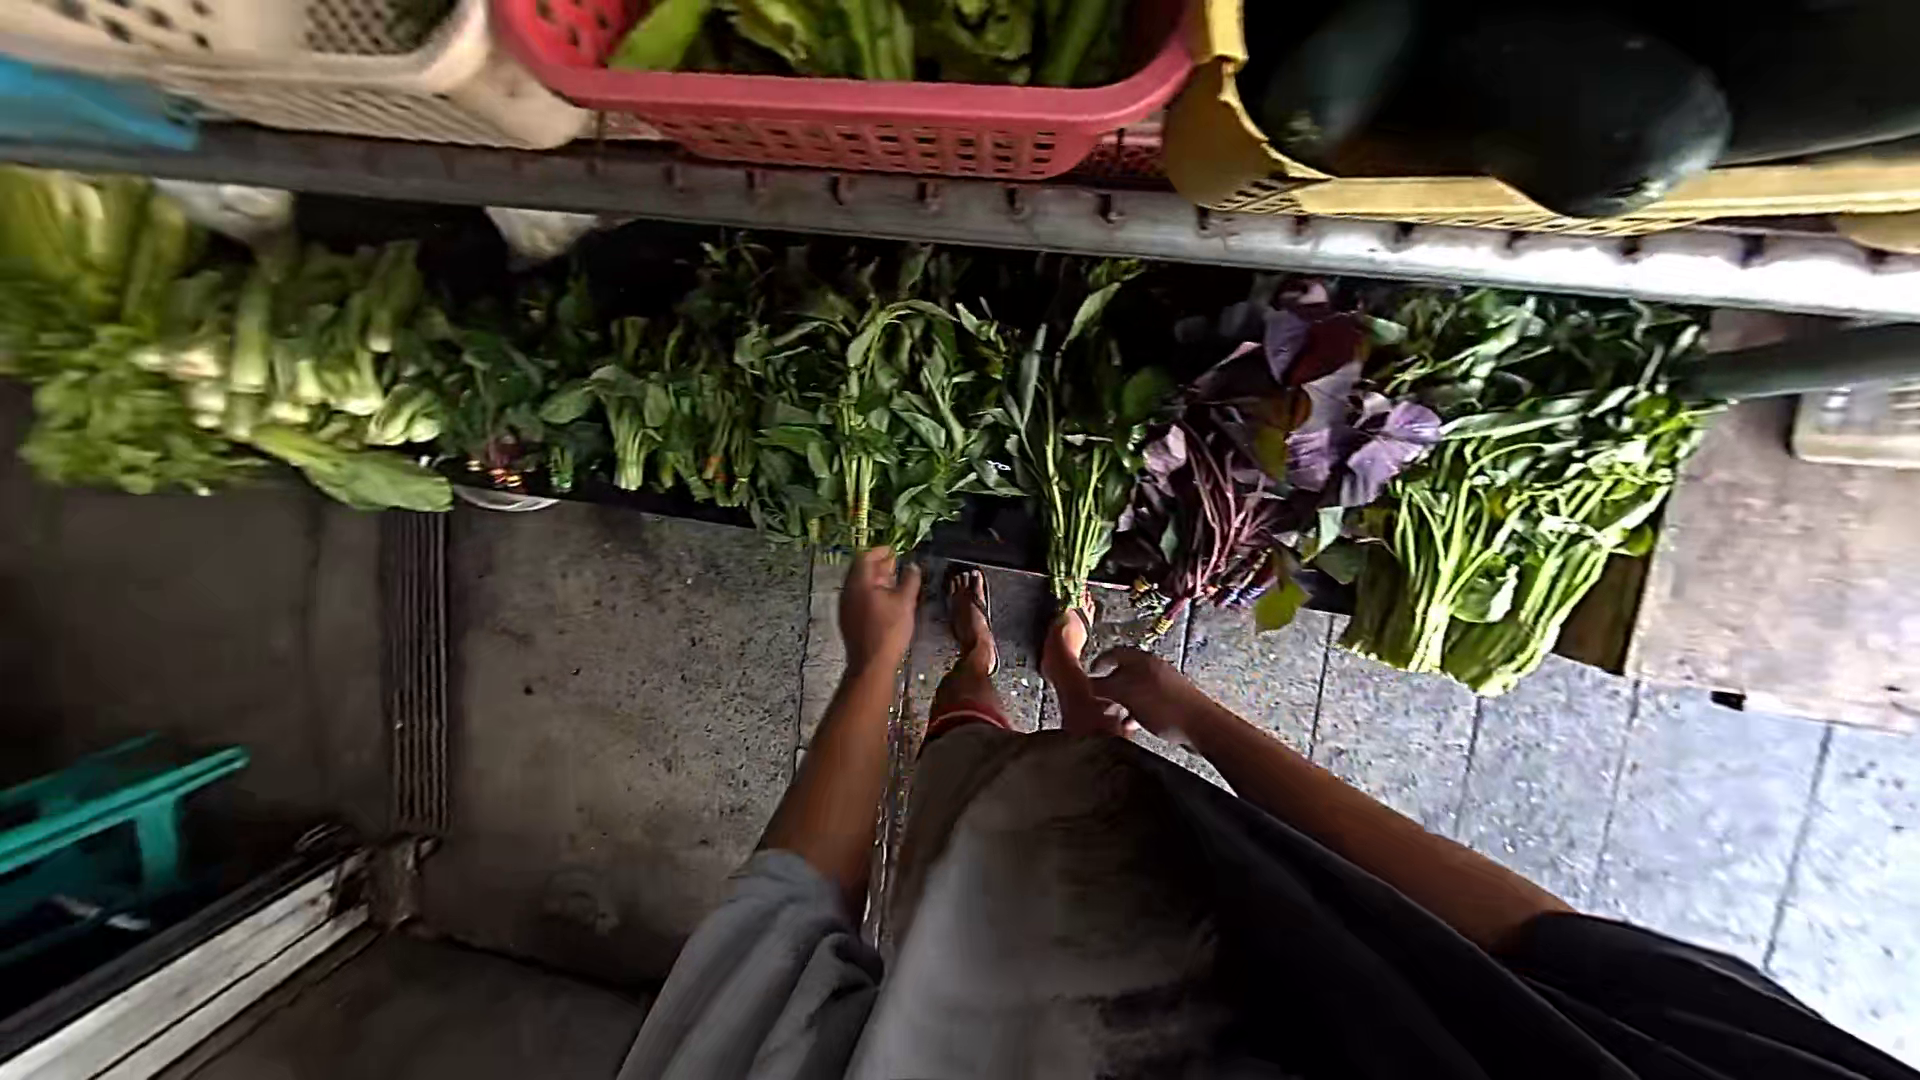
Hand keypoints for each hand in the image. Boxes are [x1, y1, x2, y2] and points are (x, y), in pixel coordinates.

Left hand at [839, 548, 921, 671]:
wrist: (871, 663)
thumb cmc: (889, 631)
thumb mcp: (905, 602)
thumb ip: (910, 580)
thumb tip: (913, 566)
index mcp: (859, 583)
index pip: (865, 557)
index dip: (880, 551)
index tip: (894, 551)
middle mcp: (847, 591)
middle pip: (860, 570)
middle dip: (879, 565)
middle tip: (896, 565)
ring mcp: (845, 606)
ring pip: (858, 584)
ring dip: (875, 579)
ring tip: (894, 582)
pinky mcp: (847, 619)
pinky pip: (857, 597)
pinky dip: (870, 592)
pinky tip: (885, 600)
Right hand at [1088, 647, 1204, 738]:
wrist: (1201, 726)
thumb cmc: (1163, 705)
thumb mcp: (1126, 694)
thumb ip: (1104, 687)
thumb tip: (1088, 685)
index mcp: (1142, 660)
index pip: (1113, 654)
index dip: (1098, 663)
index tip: (1087, 674)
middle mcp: (1153, 668)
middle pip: (1123, 673)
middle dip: (1108, 686)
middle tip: (1096, 699)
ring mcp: (1163, 685)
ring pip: (1134, 690)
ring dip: (1121, 701)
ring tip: (1110, 715)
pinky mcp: (1171, 702)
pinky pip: (1146, 704)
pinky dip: (1134, 711)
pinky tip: (1130, 724)